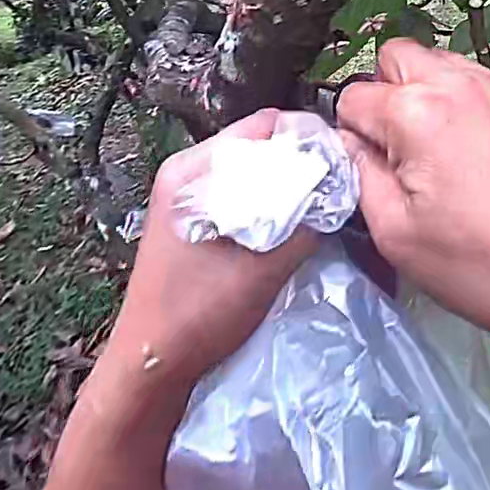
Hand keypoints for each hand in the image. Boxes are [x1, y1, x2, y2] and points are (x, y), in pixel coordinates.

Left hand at [103, 108, 319, 390]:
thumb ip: (301, 226)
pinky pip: (238, 191)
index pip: (259, 127)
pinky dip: (266, 199)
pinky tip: (290, 219)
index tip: (339, 156)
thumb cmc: (196, 314)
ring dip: (283, 181)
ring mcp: (185, 194)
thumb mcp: (259, 268)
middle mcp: (185, 171)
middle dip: (297, 160)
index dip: (304, 137)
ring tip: (320, 199)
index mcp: (191, 170)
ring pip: (248, 170)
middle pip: (254, 145)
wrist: (150, 362)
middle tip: (337, 179)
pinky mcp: (191, 217)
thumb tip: (338, 191)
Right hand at [336, 39, 489, 370]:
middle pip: (393, 56)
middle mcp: (456, 84)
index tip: (370, 165)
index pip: (351, 98)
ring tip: (439, 148)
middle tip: (397, 144)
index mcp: (415, 113)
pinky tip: (479, 153)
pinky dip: (464, 104)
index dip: (351, 134)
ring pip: (437, 62)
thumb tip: (352, 145)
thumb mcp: (395, 233)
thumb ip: (358, 174)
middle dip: (383, 93)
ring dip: (423, 92)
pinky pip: (478, 82)